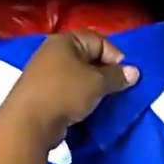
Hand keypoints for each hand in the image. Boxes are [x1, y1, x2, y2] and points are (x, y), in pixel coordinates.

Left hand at [0, 30, 139, 146]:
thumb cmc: (64, 93)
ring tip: (104, 102)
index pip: (99, 41)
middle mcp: (53, 53)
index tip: (126, 77)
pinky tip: (88, 111)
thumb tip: (135, 72)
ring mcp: (46, 74)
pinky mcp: (43, 94)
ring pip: (78, 77)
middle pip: (88, 59)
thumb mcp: (96, 83)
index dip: (115, 57)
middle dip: (105, 74)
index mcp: (65, 41)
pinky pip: (68, 92)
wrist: (29, 122)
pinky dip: (80, 99)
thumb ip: (117, 77)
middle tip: (117, 91)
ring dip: (93, 89)